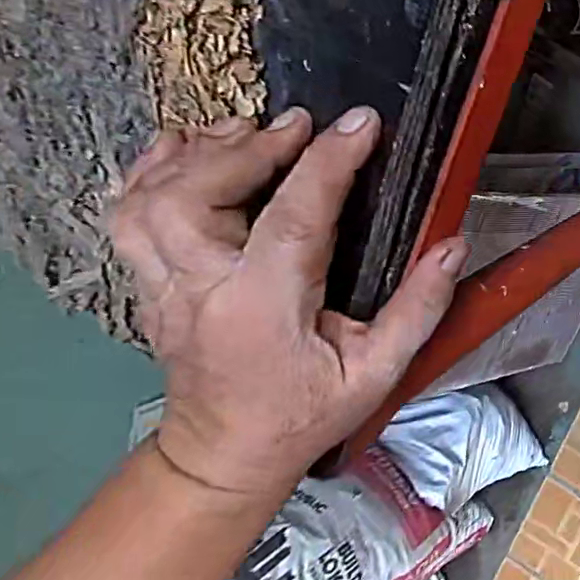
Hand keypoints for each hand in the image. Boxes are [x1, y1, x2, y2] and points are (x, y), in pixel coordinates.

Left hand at [111, 106, 467, 496]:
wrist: (222, 457)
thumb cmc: (306, 413)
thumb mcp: (379, 371)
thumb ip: (419, 307)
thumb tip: (452, 245)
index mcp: (263, 310)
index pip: (291, 219)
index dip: (327, 163)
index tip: (360, 123)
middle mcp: (199, 292)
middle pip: (194, 197)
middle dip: (248, 149)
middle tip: (298, 126)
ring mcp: (162, 287)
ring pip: (148, 200)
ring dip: (196, 154)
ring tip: (246, 130)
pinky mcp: (148, 283)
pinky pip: (127, 214)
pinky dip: (152, 169)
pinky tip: (188, 147)